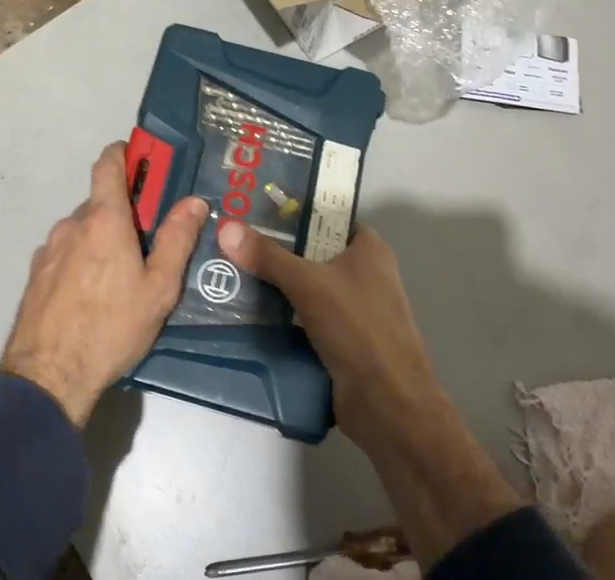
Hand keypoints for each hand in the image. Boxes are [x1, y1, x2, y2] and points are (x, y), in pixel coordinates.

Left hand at [0, 143, 207, 425]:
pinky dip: (82, 261)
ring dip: (102, 241)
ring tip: (122, 279)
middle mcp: (71, 224)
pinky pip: (65, 254)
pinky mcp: (35, 275)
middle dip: (124, 214)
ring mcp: (48, 249)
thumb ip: (177, 239)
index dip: (125, 153)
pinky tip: (94, 296)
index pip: (108, 164)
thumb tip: (194, 200)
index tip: (144, 159)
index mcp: (104, 220)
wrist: (47, 375)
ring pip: (82, 231)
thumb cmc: (112, 328)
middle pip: (100, 203)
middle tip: (149, 243)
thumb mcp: (159, 288)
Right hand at [218, 220, 525, 566]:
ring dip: (275, 286)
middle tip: (231, 242)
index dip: (293, 212)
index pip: (327, 218)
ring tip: (228, 273)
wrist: (388, 404)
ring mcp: (353, 310)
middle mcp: (364, 274)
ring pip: (306, 288)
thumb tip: (226, 227)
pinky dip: (281, 316)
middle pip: (312, 253)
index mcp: (369, 250)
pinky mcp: (341, 341)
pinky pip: (304, 319)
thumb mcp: (309, 285)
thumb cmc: (358, 329)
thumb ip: (268, 256)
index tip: (253, 210)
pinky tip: (245, 313)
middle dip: (275, 250)